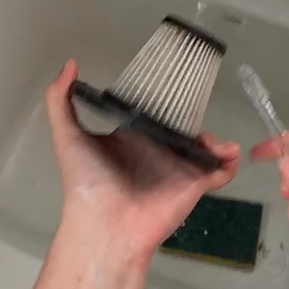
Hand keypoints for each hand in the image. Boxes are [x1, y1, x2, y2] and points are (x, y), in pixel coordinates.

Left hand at [44, 60, 240, 263]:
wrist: (105, 225)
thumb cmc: (86, 182)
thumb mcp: (67, 136)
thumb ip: (60, 99)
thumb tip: (70, 63)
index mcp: (131, 139)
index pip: (153, 116)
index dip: (165, 103)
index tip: (175, 85)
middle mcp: (156, 152)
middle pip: (182, 130)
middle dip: (194, 119)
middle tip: (197, 110)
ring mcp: (177, 170)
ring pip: (203, 149)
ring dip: (214, 140)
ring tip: (211, 139)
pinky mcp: (194, 186)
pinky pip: (219, 173)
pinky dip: (228, 162)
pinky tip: (228, 153)